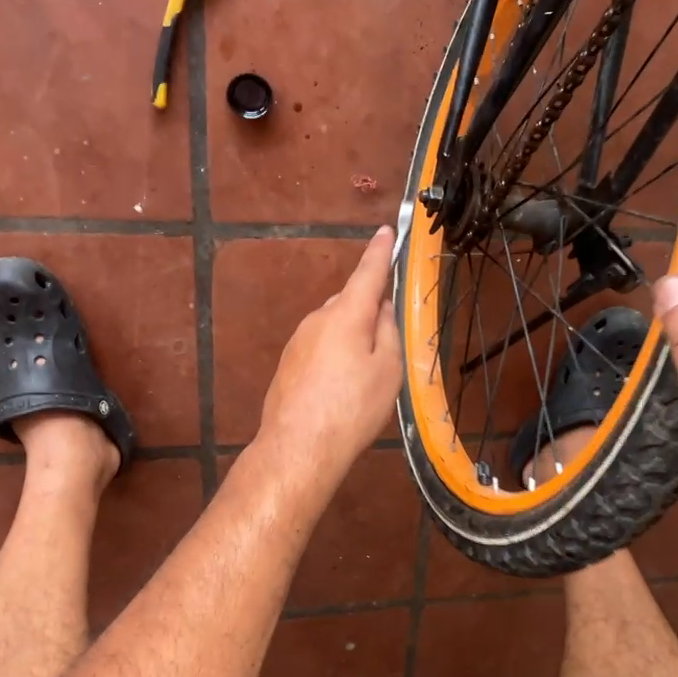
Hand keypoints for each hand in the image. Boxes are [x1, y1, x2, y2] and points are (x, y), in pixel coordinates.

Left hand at [256, 227, 403, 484]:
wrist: (298, 445)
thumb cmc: (353, 407)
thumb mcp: (388, 370)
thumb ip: (389, 332)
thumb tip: (382, 308)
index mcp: (347, 313)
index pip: (368, 272)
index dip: (380, 251)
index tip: (386, 231)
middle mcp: (319, 317)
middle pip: (351, 302)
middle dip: (369, 312)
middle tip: (388, 345)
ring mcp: (299, 339)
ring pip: (335, 325)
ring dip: (352, 338)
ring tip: (366, 379)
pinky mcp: (288, 362)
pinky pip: (320, 347)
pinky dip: (335, 356)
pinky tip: (342, 389)